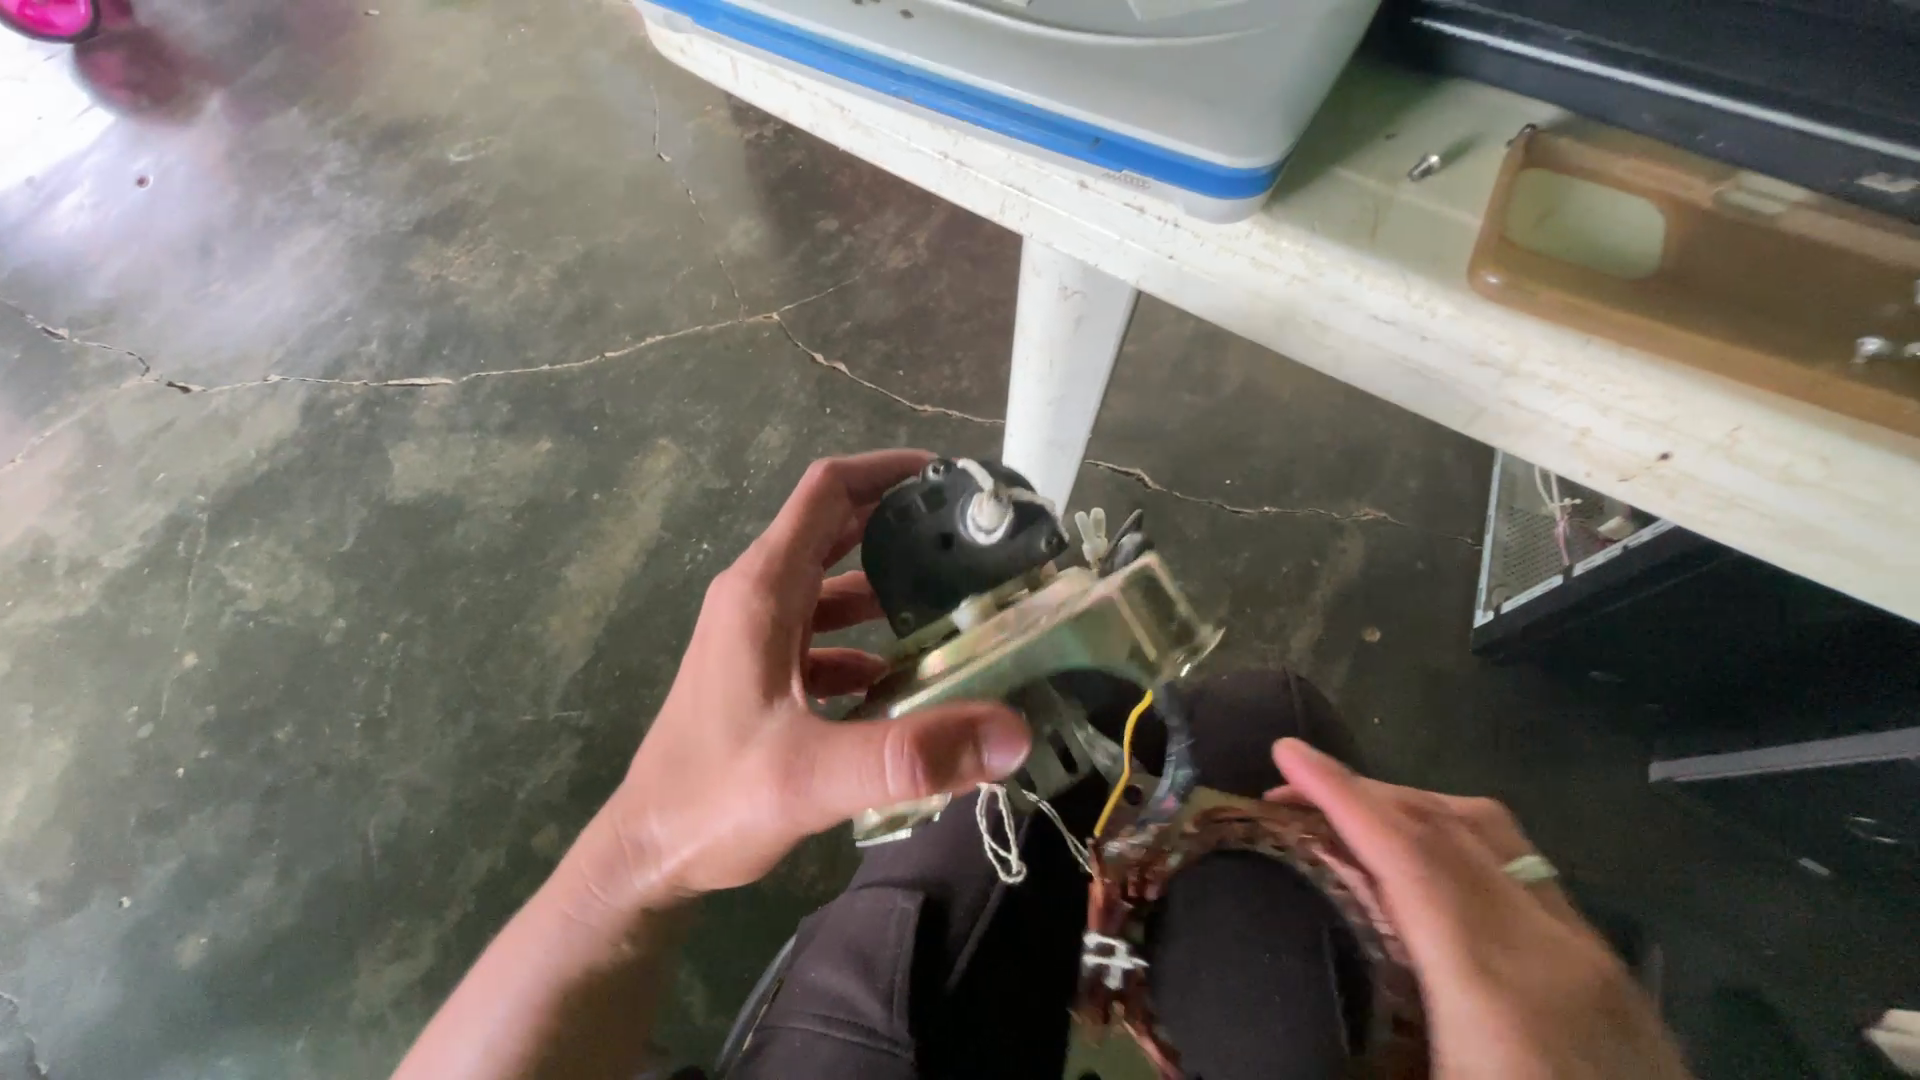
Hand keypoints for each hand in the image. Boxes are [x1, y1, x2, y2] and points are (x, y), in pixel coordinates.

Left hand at [569, 450, 1031, 914]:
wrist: (645, 855)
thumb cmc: (712, 801)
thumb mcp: (813, 777)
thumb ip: (912, 754)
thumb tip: (1013, 732)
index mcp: (763, 591)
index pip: (828, 492)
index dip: (887, 470)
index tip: (950, 479)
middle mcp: (758, 599)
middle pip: (837, 531)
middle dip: (902, 526)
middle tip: (973, 542)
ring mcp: (758, 637)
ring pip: (834, 588)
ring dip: (890, 588)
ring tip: (957, 605)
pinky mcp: (764, 674)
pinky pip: (825, 637)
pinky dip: (868, 643)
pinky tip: (907, 680)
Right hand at [1269, 739, 1691, 1079]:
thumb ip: (1352, 1025)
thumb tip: (1279, 987)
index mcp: (1496, 994)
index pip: (1408, 857)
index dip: (1341, 796)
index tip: (1285, 754)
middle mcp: (1551, 953)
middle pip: (1445, 828)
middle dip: (1360, 790)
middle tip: (1291, 792)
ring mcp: (1590, 955)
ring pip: (1492, 833)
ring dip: (1408, 803)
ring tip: (1352, 813)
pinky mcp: (1610, 969)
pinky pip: (1522, 863)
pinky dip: (1455, 834)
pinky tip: (1427, 862)